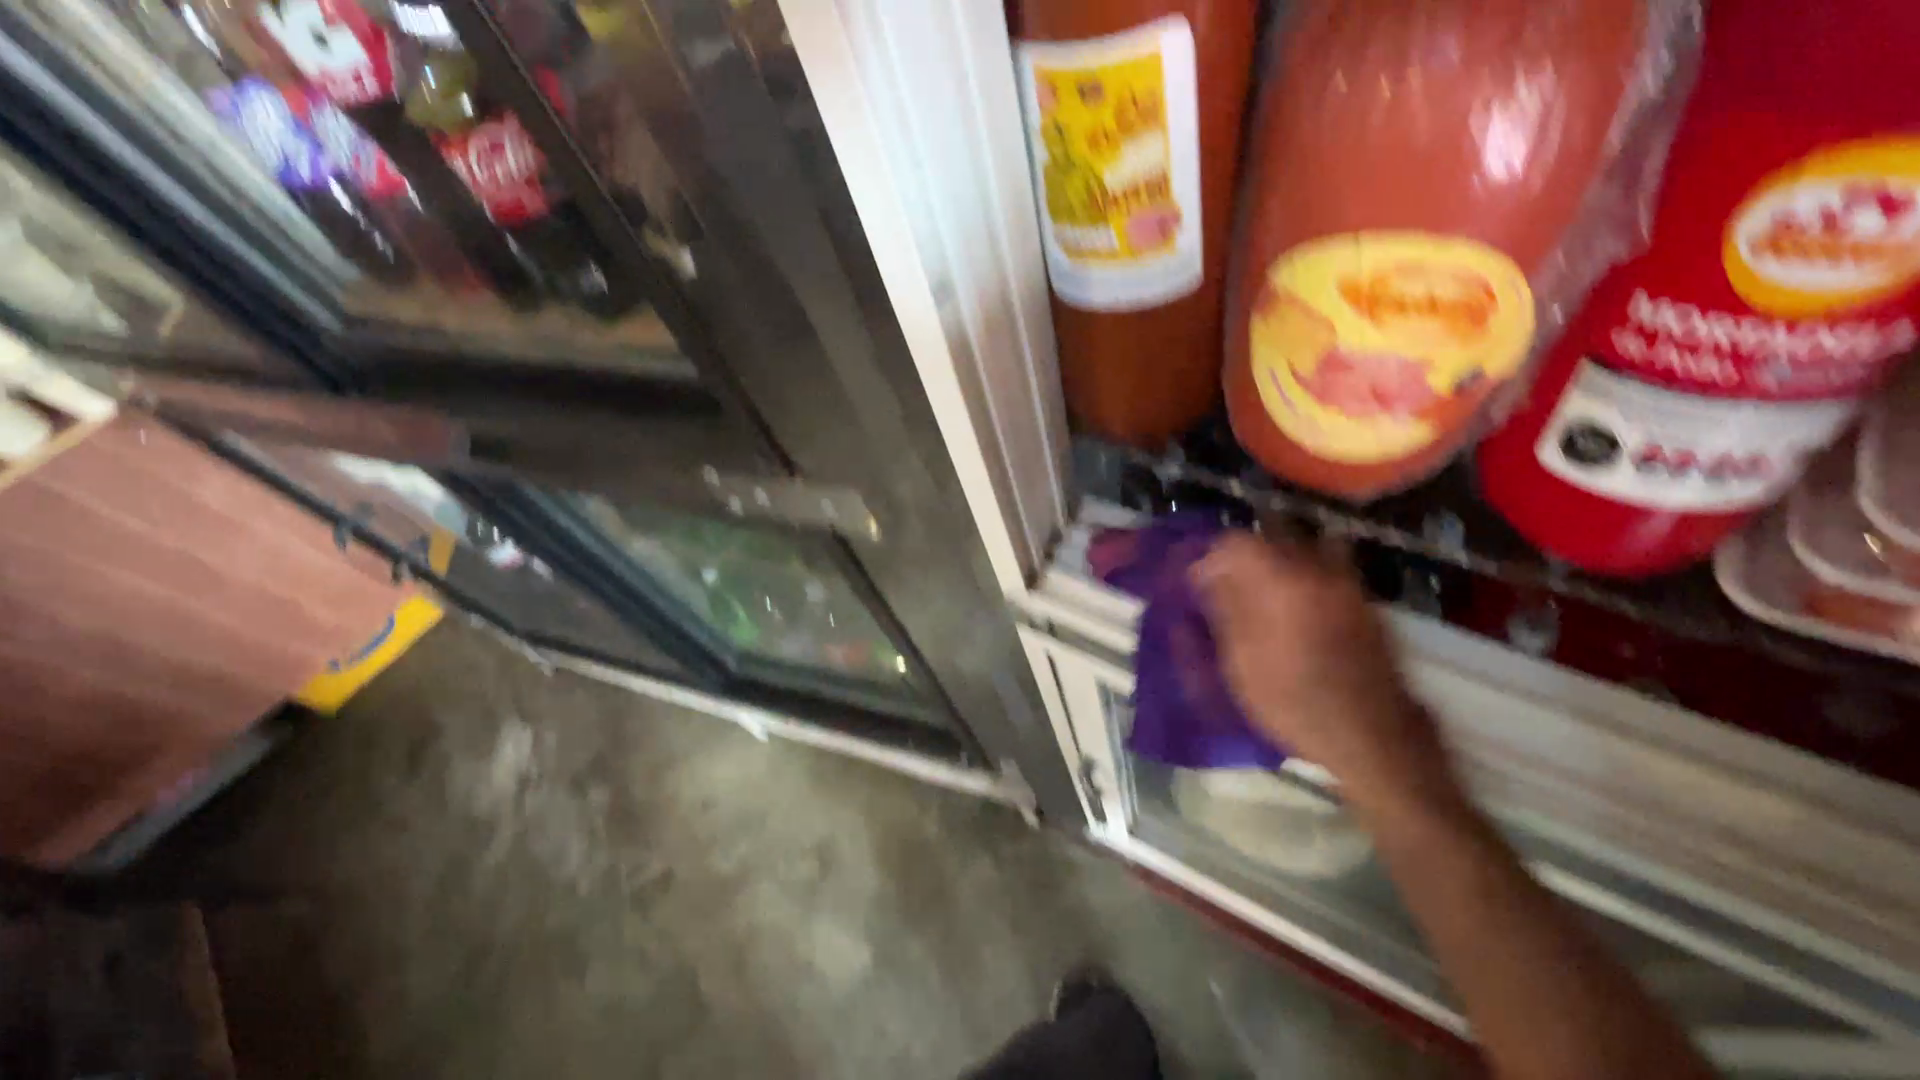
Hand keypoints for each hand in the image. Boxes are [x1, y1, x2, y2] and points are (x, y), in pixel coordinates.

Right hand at [1192, 532, 1461, 820]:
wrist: (1371, 734)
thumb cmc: (1294, 703)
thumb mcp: (1241, 663)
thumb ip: (1223, 610)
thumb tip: (1205, 573)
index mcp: (1281, 581)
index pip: (1236, 542)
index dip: (1212, 557)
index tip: (1200, 582)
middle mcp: (1317, 569)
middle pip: (1273, 535)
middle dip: (1246, 553)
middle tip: (1229, 584)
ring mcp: (1348, 583)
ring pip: (1306, 547)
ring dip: (1282, 559)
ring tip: (1267, 591)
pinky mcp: (1366, 601)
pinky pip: (1331, 568)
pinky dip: (1309, 575)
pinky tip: (1300, 608)